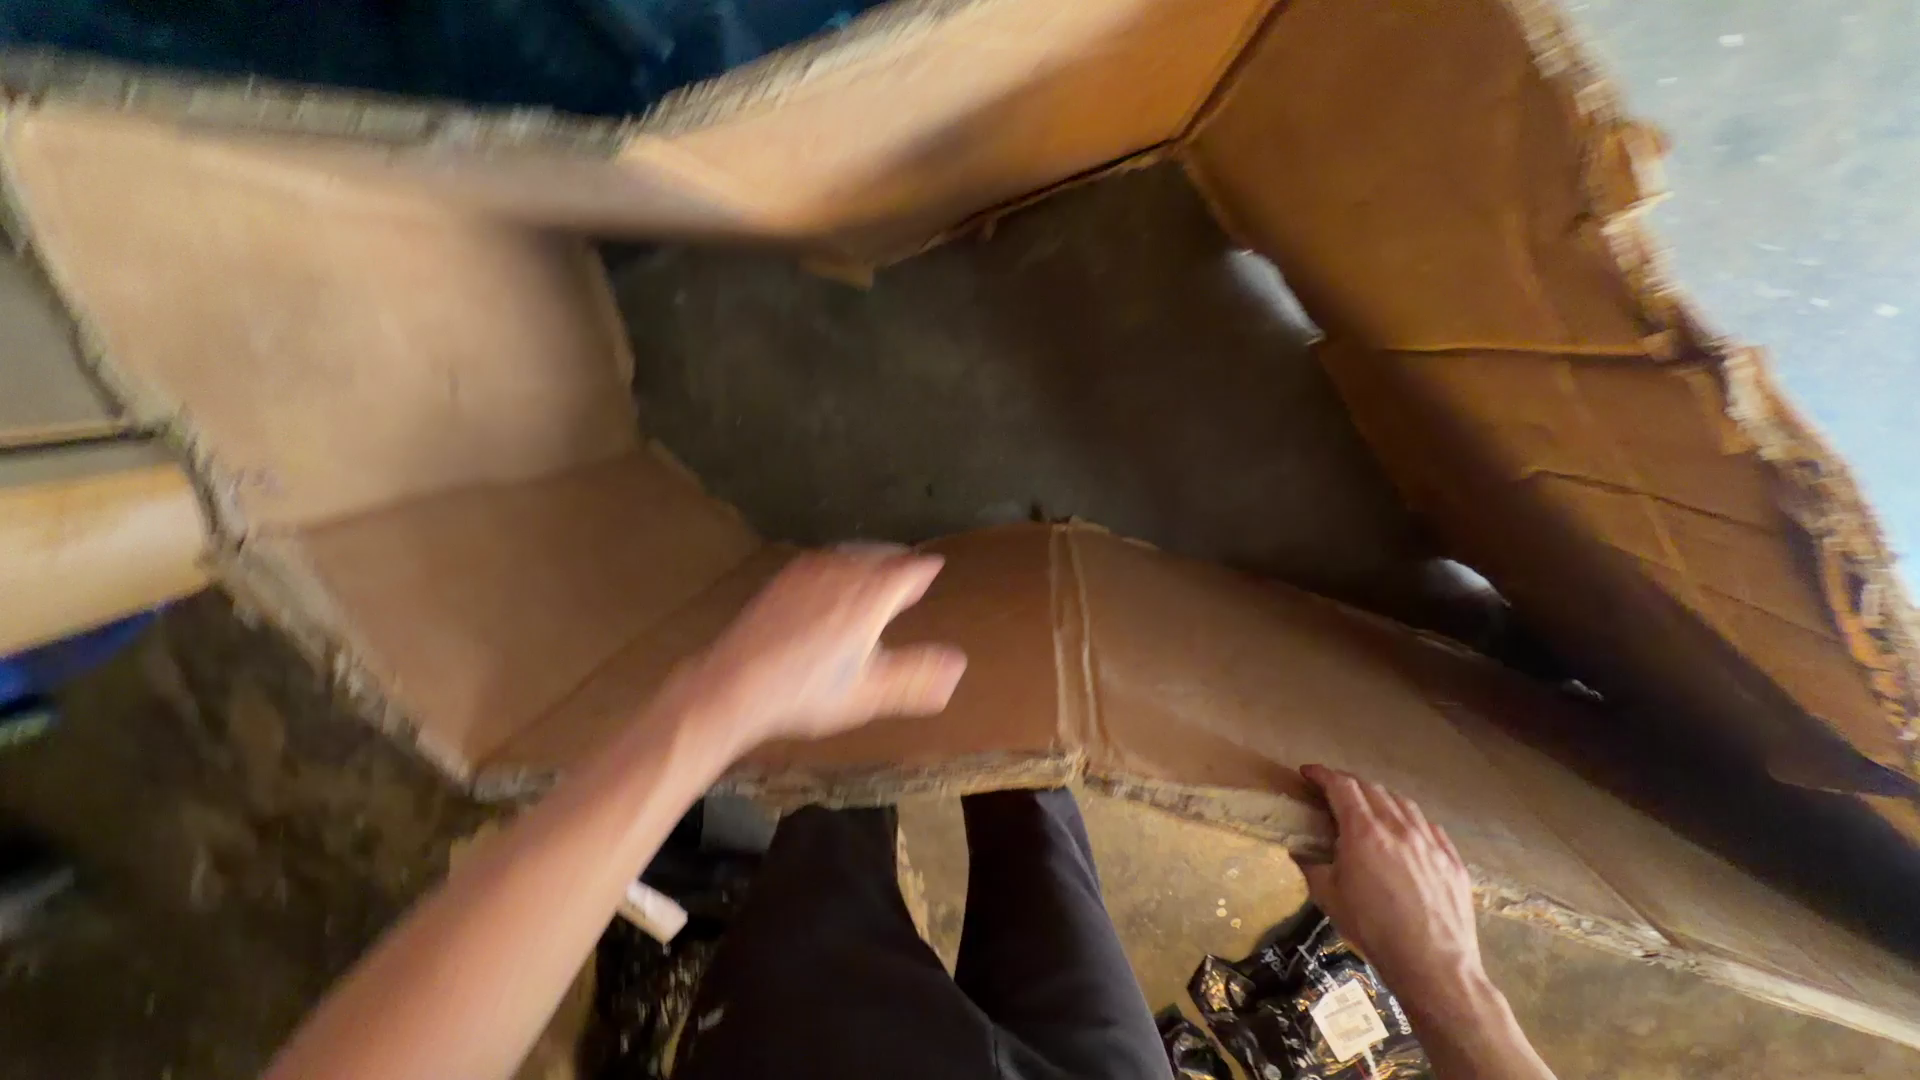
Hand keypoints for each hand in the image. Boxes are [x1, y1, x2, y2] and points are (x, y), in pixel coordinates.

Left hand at [669, 546, 967, 751]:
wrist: (733, 684)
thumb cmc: (807, 692)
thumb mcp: (871, 692)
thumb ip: (918, 677)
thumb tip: (958, 664)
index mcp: (872, 592)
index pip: (912, 567)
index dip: (926, 570)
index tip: (933, 569)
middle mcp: (843, 569)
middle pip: (883, 554)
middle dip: (899, 564)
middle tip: (910, 575)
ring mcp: (809, 570)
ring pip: (852, 555)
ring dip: (870, 564)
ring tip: (876, 580)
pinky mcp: (782, 578)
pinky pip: (824, 562)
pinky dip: (841, 569)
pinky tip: (833, 591)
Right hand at [1297, 765, 1483, 1001]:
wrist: (1434, 965)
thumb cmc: (1373, 929)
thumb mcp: (1328, 896)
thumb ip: (1310, 864)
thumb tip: (1298, 848)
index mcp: (1364, 831)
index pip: (1340, 786)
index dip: (1321, 774)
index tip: (1308, 772)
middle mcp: (1399, 827)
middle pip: (1371, 788)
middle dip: (1348, 783)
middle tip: (1333, 790)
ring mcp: (1430, 842)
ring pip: (1403, 803)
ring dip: (1380, 797)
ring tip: (1369, 807)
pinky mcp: (1452, 860)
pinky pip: (1429, 826)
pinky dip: (1410, 820)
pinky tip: (1406, 832)